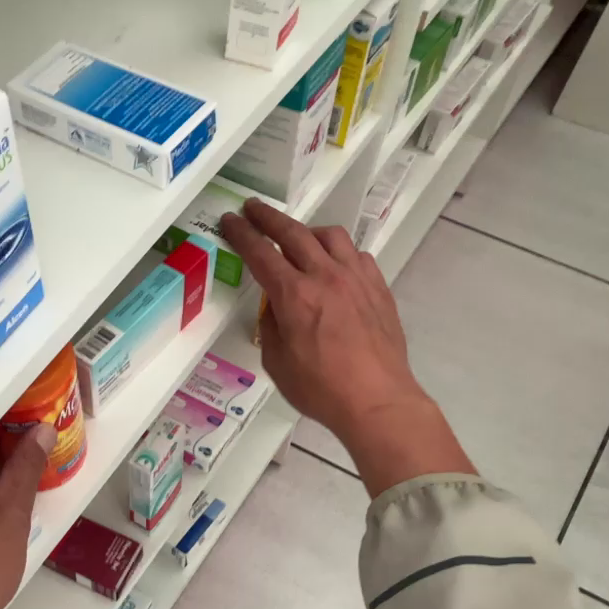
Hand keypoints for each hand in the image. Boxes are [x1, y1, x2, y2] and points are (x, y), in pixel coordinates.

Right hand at [220, 199, 473, 494]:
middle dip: (269, 218)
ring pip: (330, 236)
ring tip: (299, 237)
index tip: (230, 220)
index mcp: (294, 296)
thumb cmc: (320, 389)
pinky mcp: (378, 287)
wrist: (376, 399)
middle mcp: (325, 276)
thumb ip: (272, 327)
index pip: (261, 254)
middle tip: (253, 208)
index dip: (242, 234)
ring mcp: (356, 278)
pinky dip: (339, 252)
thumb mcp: (278, 364)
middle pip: (293, 233)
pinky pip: (357, 255)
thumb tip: (275, 308)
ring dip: (308, 231)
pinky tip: (336, 265)